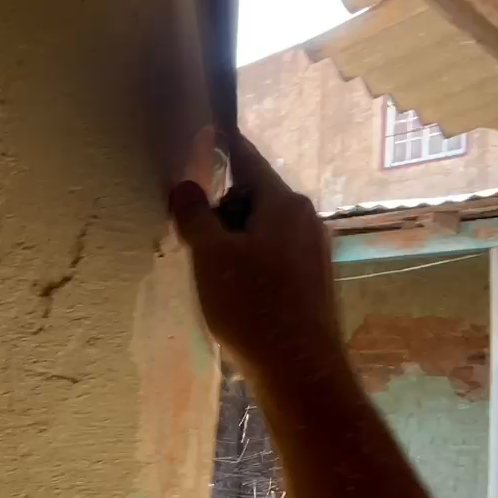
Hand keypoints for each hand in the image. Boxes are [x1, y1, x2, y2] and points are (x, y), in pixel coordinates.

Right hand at [169, 134, 344, 384]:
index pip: (248, 160)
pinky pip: (273, 257)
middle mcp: (305, 219)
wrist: (296, 366)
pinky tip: (235, 296)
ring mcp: (313, 251)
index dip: (222, 147)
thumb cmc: (250, 305)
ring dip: (233, 242)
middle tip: (194, 241)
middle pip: (252, 198)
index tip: (206, 131)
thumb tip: (184, 185)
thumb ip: (195, 216)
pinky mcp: (312, 281)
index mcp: (283, 203)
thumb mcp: (211, 256)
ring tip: (212, 276)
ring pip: (262, 231)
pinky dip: (249, 263)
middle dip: (221, 211)